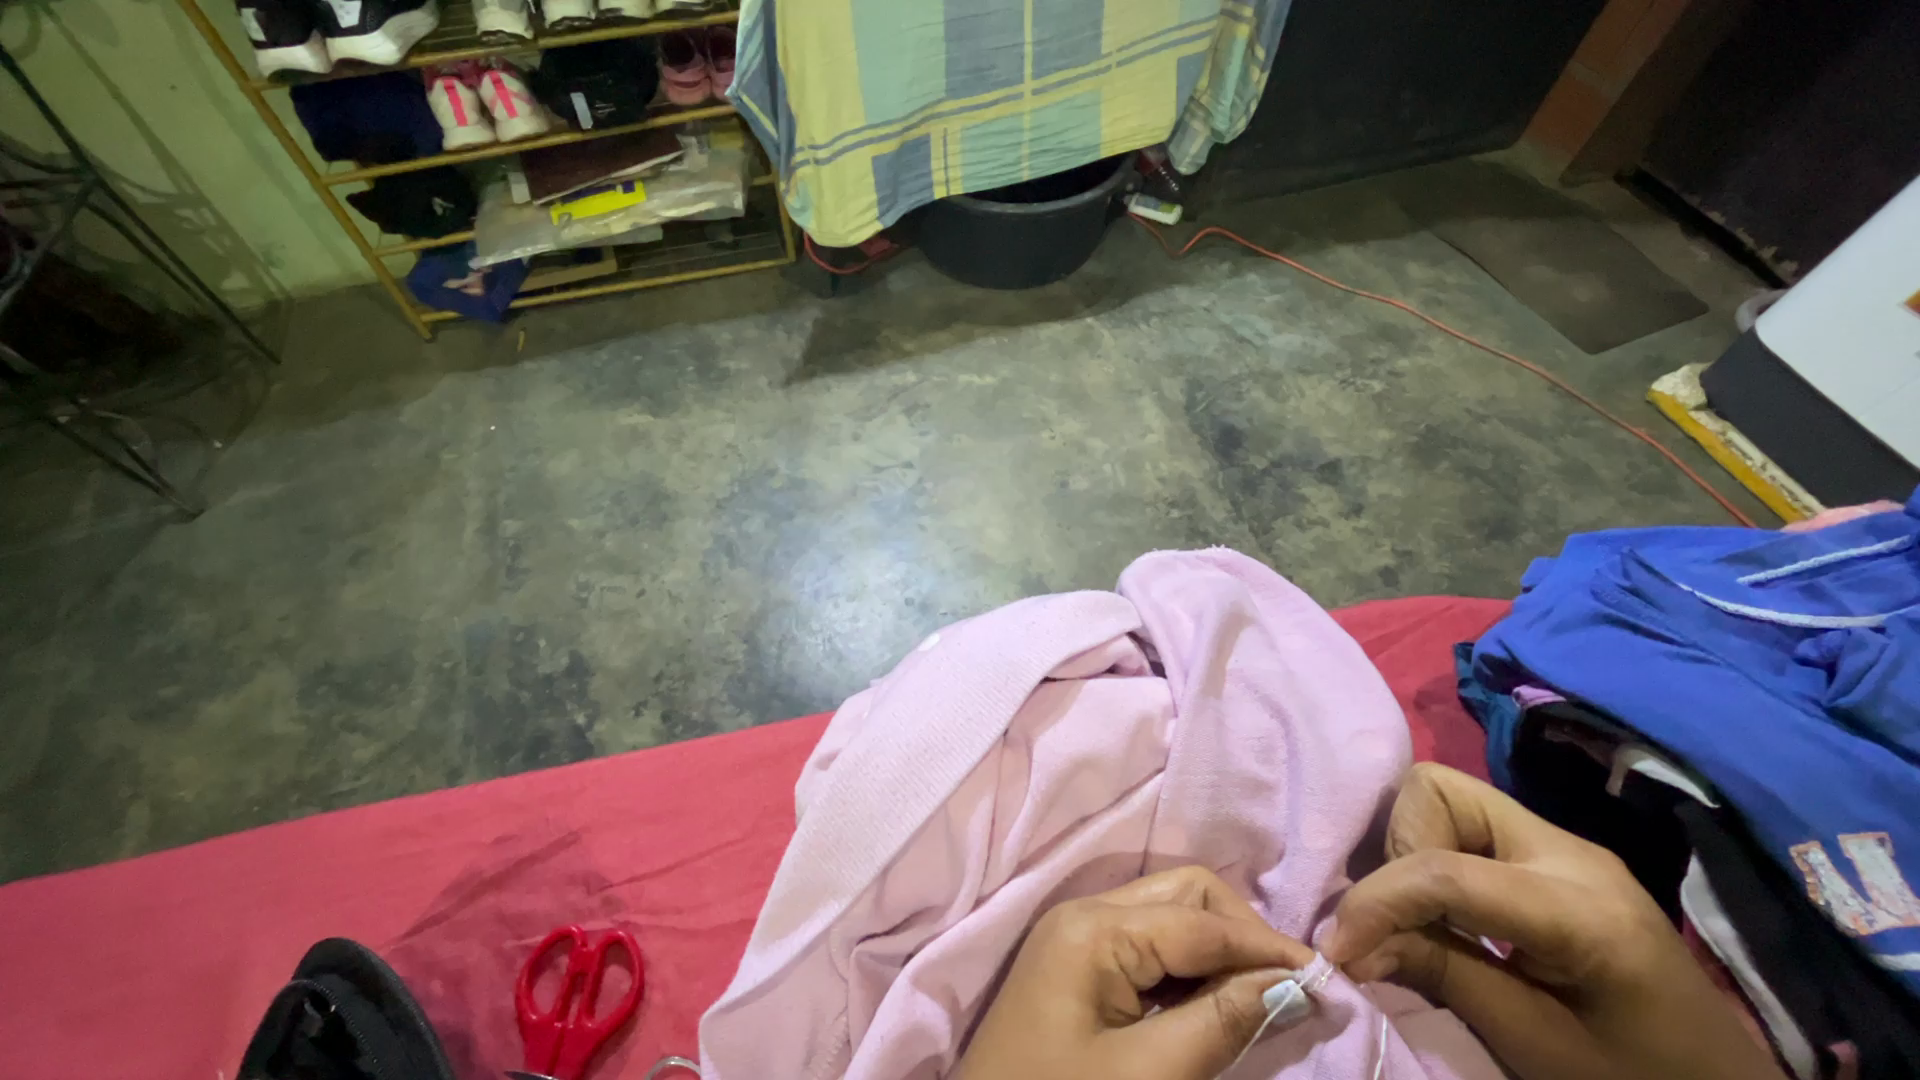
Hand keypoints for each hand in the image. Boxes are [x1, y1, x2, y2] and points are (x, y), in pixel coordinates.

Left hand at [952, 866, 1314, 1079]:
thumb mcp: (1149, 1074)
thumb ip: (1223, 1020)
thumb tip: (1295, 984)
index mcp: (1095, 927)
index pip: (1201, 920)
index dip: (1267, 947)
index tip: (1329, 984)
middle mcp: (1086, 913)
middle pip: (1184, 897)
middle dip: (1241, 934)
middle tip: (1290, 992)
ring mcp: (1077, 937)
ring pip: (1168, 918)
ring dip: (1218, 951)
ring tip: (1263, 1000)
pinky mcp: (1077, 966)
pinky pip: (1147, 947)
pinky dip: (1188, 970)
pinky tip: (1215, 1005)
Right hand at [1324, 763, 1785, 1079]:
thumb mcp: (1536, 1045)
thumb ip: (1439, 974)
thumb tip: (1346, 943)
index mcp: (1580, 906)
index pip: (1445, 872)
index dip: (1375, 903)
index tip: (1336, 950)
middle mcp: (1566, 850)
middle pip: (1437, 791)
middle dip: (1397, 850)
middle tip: (1398, 920)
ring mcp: (1560, 846)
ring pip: (1443, 797)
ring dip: (1411, 851)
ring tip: (1417, 918)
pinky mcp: (1550, 855)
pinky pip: (1463, 825)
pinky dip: (1431, 856)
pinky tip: (1441, 912)